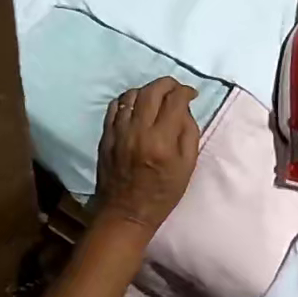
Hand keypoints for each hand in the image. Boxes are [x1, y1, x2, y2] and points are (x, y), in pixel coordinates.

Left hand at [94, 76, 200, 233]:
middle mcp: (139, 131)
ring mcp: (119, 132)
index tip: (191, 93)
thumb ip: (189, 133)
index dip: (185, 91)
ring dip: (147, 90)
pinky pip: (115, 107)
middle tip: (175, 88)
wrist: (126, 212)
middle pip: (152, 91)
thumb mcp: (187, 166)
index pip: (175, 100)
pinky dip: (127, 100)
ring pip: (131, 95)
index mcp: (162, 140)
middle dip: (167, 84)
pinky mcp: (106, 136)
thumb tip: (184, 109)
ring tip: (155, 97)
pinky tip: (135, 105)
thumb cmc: (162, 193)